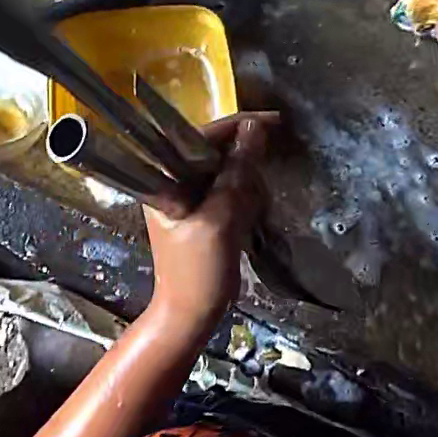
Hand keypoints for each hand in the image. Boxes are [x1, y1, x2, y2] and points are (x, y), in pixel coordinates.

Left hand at [143, 111, 276, 323]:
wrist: (191, 314)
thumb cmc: (197, 272)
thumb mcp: (220, 221)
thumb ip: (237, 174)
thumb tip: (255, 129)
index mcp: (164, 180)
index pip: (199, 137)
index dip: (236, 127)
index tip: (273, 122)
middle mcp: (172, 181)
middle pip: (215, 151)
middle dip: (245, 164)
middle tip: (261, 190)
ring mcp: (187, 196)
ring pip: (227, 170)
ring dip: (248, 185)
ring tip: (253, 212)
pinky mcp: (202, 210)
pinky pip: (229, 189)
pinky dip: (246, 197)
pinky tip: (251, 215)